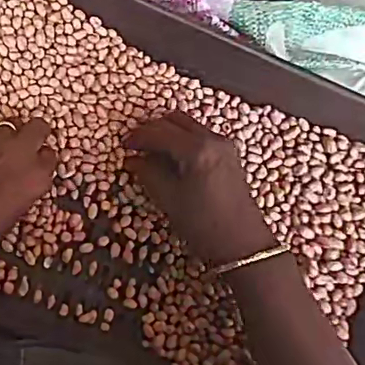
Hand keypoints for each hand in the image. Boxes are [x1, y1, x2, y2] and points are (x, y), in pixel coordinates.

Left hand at [0, 118, 58, 269]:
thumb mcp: (9, 220)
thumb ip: (21, 196)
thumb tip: (19, 189)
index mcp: (36, 179)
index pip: (51, 158)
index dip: (44, 162)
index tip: (39, 168)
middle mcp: (21, 154)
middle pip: (39, 127)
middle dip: (36, 134)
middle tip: (28, 147)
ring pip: (10, 128)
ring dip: (8, 138)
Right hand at [123, 111, 276, 265]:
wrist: (242, 244)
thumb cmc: (202, 224)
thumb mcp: (168, 199)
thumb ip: (148, 173)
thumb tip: (132, 159)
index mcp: (197, 149)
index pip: (160, 132)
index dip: (137, 137)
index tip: (122, 145)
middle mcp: (212, 139)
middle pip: (175, 120)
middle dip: (151, 129)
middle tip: (134, 145)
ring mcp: (223, 145)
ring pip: (188, 125)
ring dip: (167, 132)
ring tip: (150, 152)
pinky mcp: (228, 155)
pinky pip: (199, 136)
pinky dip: (181, 140)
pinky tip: (170, 158)